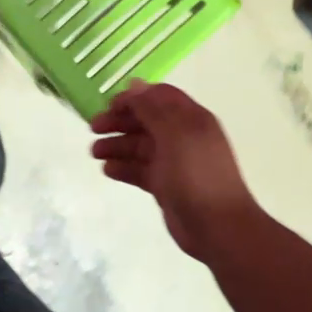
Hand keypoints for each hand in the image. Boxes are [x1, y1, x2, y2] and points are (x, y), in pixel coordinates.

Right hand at [91, 80, 263, 262]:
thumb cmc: (197, 175)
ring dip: (117, 145)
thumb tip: (134, 84)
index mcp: (190, 119)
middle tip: (93, 128)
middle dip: (119, 122)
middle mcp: (182, 136)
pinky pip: (140, 170)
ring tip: (94, 153)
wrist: (219, 228)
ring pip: (140, 146)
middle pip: (146, 120)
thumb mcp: (174, 135)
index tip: (108, 105)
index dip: (133, 98)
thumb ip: (152, 108)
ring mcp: (173, 162)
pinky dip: (124, 168)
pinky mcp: (165, 185)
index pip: (158, 97)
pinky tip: (107, 170)